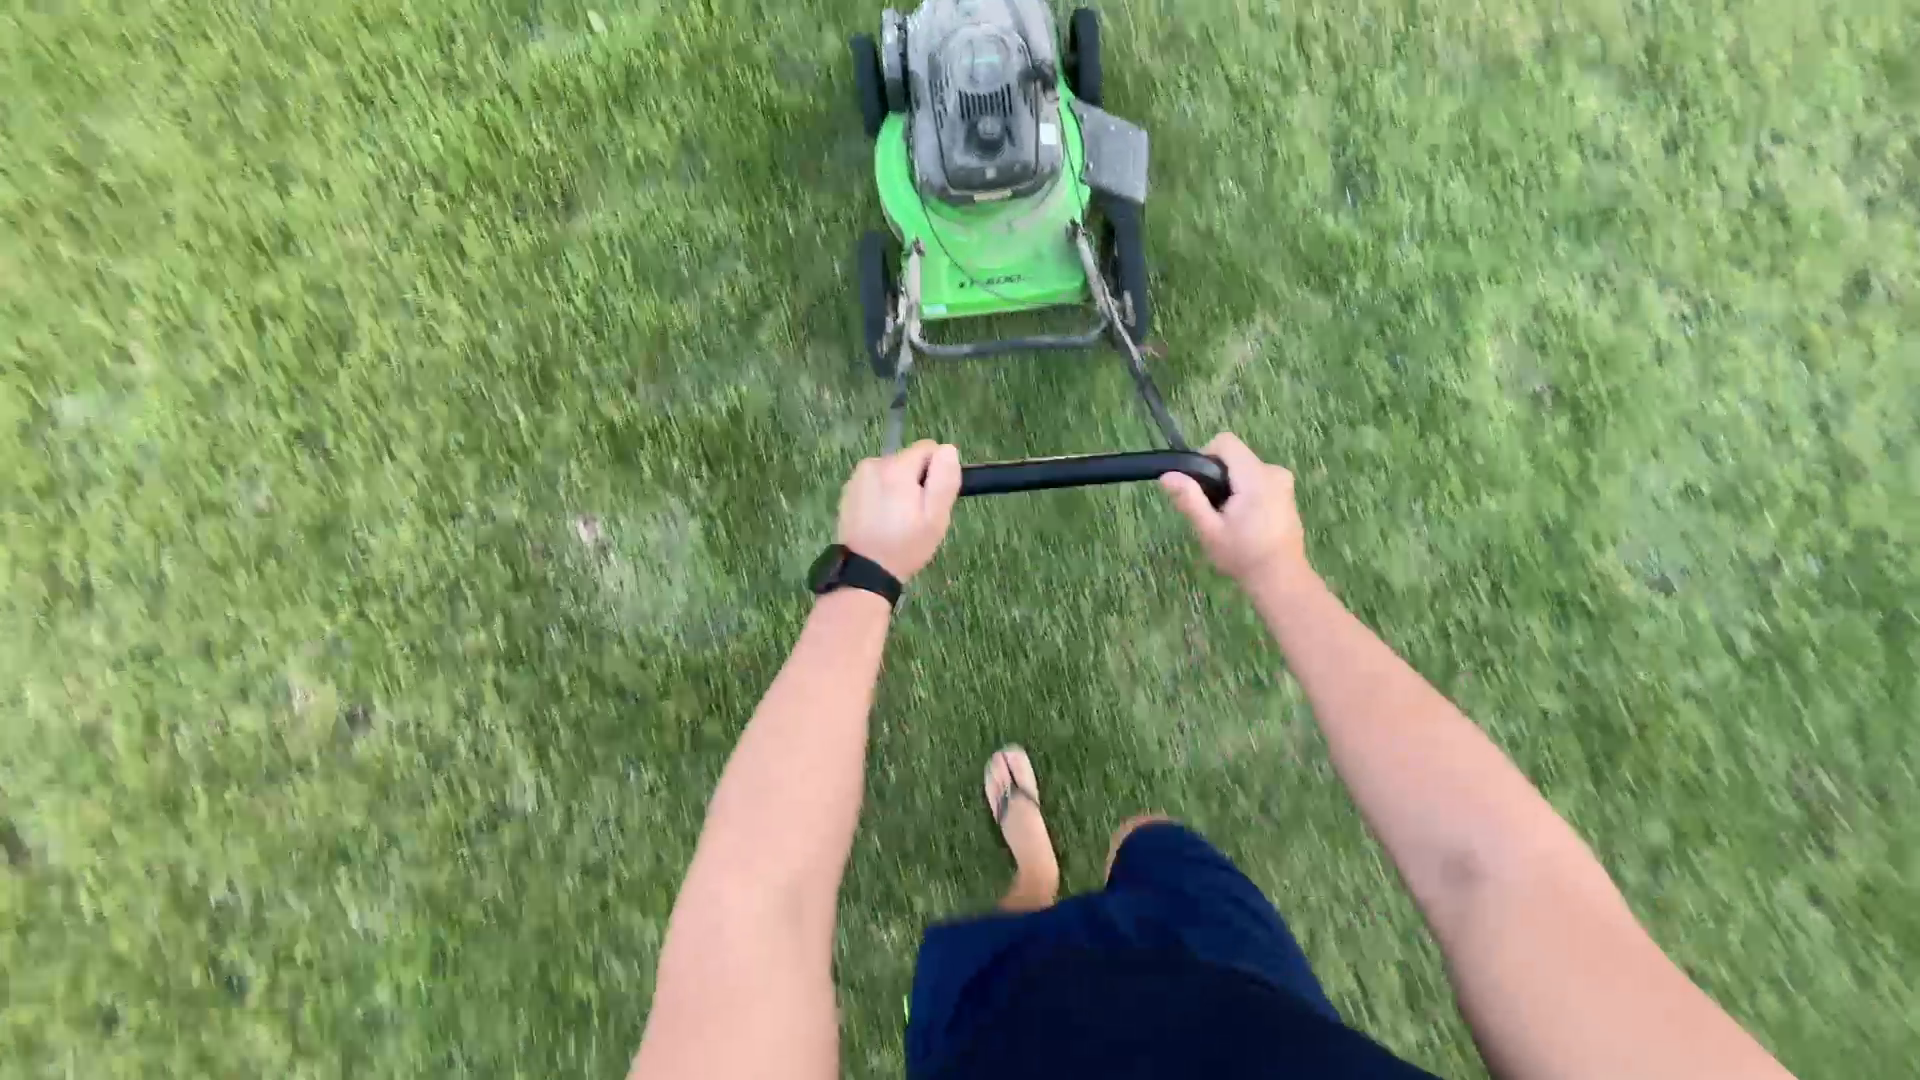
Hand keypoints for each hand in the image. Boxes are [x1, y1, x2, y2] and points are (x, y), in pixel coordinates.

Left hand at [837, 440, 961, 581]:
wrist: (865, 572)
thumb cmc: (905, 546)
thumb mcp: (935, 517)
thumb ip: (944, 479)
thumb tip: (948, 449)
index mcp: (896, 467)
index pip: (928, 448)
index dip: (937, 472)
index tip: (932, 500)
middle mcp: (873, 464)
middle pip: (909, 460)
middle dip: (917, 481)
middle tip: (917, 515)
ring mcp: (857, 477)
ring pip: (892, 471)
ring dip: (900, 488)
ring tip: (899, 520)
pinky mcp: (848, 491)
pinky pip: (876, 483)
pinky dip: (883, 495)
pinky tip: (882, 520)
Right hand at [1160, 432, 1311, 588]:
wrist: (1280, 578)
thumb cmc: (1242, 556)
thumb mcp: (1209, 530)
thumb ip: (1189, 499)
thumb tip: (1166, 475)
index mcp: (1256, 477)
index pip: (1225, 442)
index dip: (1205, 456)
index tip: (1199, 485)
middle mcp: (1273, 471)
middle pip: (1234, 456)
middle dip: (1217, 477)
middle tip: (1212, 510)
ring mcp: (1283, 482)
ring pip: (1244, 469)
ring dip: (1230, 487)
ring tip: (1227, 519)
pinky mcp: (1285, 493)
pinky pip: (1256, 479)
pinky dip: (1244, 492)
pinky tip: (1244, 521)